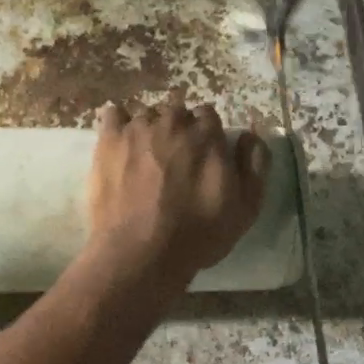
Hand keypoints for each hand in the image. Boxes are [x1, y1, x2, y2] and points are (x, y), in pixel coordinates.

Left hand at [86, 100, 269, 279]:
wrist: (141, 252)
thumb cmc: (198, 234)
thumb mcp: (246, 208)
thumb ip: (254, 165)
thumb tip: (250, 134)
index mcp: (207, 135)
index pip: (208, 114)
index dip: (205, 133)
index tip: (201, 154)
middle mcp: (174, 122)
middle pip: (177, 111)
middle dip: (177, 128)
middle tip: (174, 158)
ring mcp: (138, 128)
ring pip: (146, 112)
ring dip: (149, 127)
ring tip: (145, 154)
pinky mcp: (109, 140)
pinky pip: (114, 114)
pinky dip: (119, 123)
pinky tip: (121, 143)